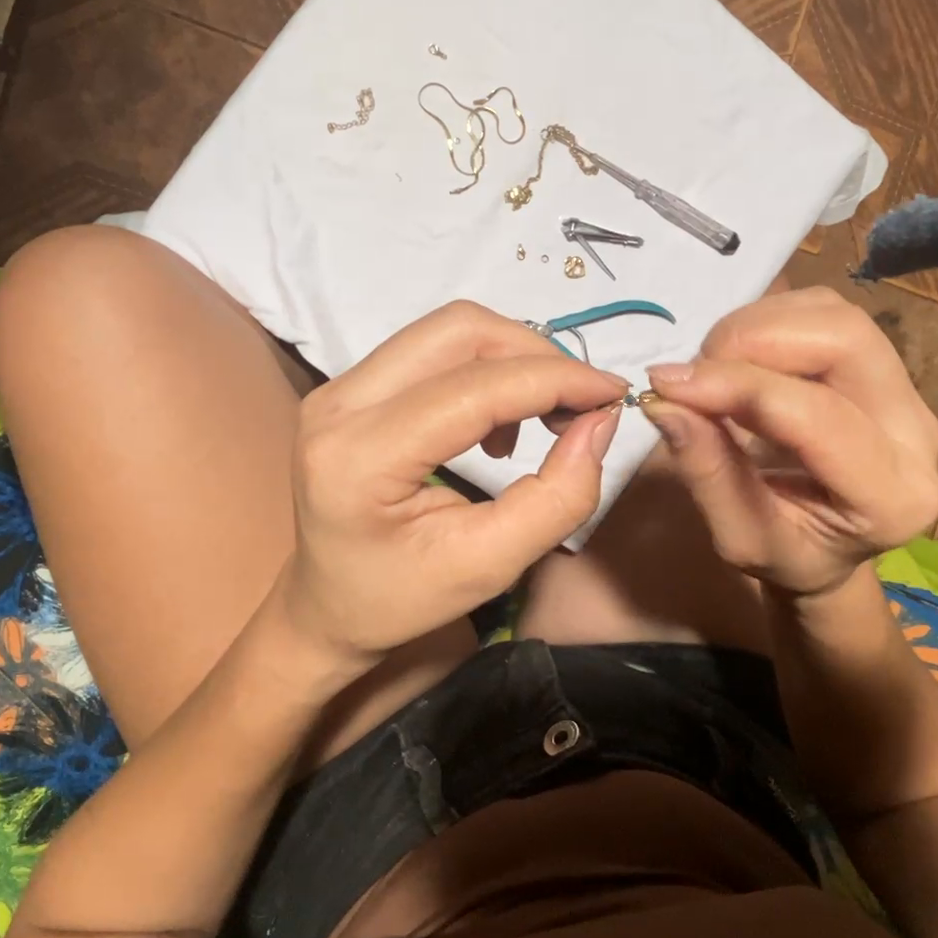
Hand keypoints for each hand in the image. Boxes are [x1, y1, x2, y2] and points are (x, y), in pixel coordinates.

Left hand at [275, 301, 627, 664]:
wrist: (324, 606)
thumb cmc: (399, 599)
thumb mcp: (488, 567)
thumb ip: (556, 498)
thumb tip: (601, 422)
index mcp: (359, 457)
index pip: (472, 388)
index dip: (554, 380)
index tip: (613, 394)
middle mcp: (338, 404)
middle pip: (458, 330)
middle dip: (536, 356)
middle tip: (580, 404)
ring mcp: (338, 388)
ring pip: (448, 330)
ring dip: (513, 359)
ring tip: (545, 417)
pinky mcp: (350, 386)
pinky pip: (433, 349)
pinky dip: (486, 369)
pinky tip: (499, 425)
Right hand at [640, 287, 937, 597]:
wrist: (828, 548)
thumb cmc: (787, 554)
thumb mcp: (738, 539)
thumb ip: (707, 472)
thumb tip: (664, 402)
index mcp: (892, 497)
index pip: (817, 416)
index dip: (737, 388)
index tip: (666, 383)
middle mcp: (916, 433)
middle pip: (844, 339)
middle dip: (754, 338)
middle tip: (697, 371)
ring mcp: (906, 389)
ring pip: (834, 314)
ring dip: (756, 326)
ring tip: (714, 369)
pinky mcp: (882, 362)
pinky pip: (824, 310)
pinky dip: (766, 320)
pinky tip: (739, 359)